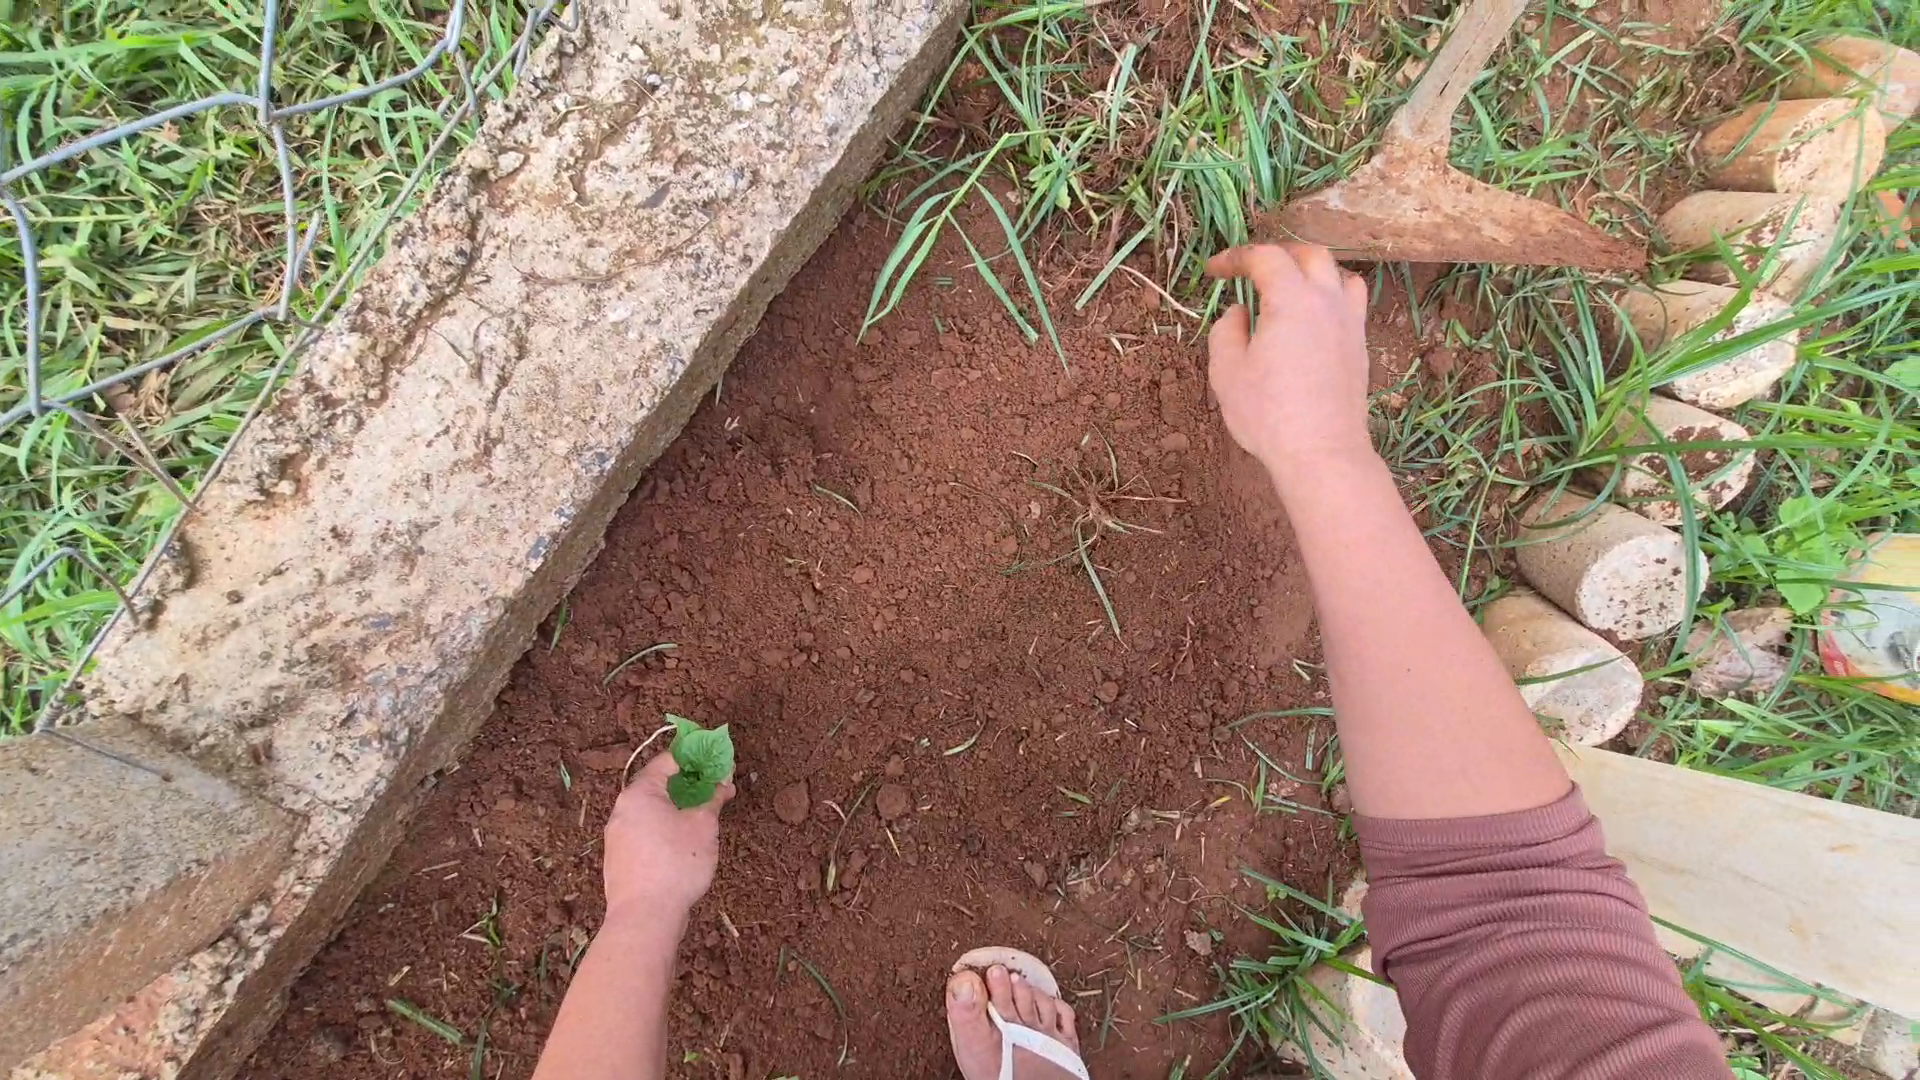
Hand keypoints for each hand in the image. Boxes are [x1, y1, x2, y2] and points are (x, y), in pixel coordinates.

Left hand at [603, 750, 734, 924]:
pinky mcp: (620, 860)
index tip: (718, 762)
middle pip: (659, 786)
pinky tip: (687, 841)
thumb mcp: (704, 824)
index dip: (695, 758)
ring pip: (653, 810)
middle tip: (717, 788)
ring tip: (706, 814)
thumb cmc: (677, 863)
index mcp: (639, 794)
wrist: (645, 918)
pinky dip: (667, 827)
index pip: (667, 761)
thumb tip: (723, 782)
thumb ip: (713, 797)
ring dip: (679, 807)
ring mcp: (617, 837)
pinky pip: (646, 831)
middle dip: (690, 785)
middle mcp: (622, 810)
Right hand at [1204, 244, 1374, 478]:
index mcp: (1291, 299)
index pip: (1265, 258)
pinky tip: (1314, 318)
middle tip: (1251, 269)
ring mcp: (1350, 322)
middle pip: (1309, 255)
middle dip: (1277, 255)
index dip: (1236, 257)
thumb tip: (1239, 313)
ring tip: (1290, 287)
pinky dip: (1330, 296)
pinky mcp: (1360, 346)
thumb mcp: (1226, 371)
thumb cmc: (1267, 413)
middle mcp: (1327, 300)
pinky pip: (1350, 303)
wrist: (1320, 450)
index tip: (1214, 270)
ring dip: (1311, 271)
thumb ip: (1226, 331)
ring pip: (1338, 274)